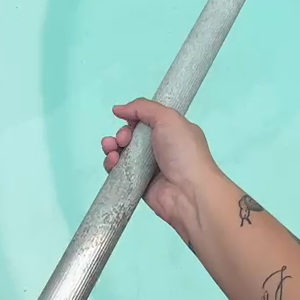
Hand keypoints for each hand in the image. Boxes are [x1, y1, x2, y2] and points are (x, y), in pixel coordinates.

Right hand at [103, 98, 228, 243]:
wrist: (188, 192)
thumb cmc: (184, 153)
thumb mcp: (168, 118)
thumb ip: (143, 107)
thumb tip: (119, 108)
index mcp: (173, 131)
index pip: (148, 120)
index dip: (135, 118)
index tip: (129, 120)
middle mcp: (162, 148)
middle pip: (133, 136)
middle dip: (122, 133)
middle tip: (124, 139)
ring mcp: (150, 167)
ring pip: (123, 153)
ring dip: (113, 147)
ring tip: (111, 148)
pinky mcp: (139, 184)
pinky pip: (120, 172)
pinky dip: (112, 165)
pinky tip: (112, 162)